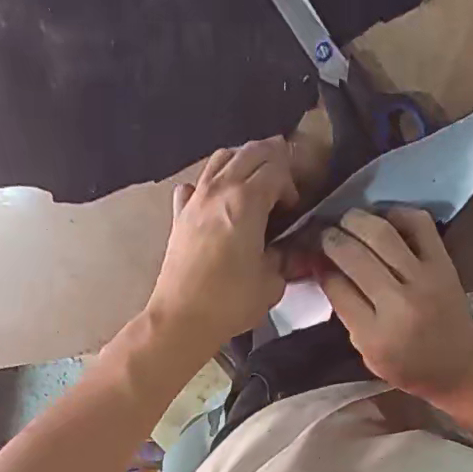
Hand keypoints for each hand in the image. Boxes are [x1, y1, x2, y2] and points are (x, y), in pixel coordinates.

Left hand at [144, 138, 299, 349]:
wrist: (181, 319)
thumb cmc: (229, 303)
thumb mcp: (271, 283)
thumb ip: (283, 259)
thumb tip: (284, 251)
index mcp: (247, 202)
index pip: (277, 168)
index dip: (291, 182)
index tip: (294, 207)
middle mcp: (219, 191)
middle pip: (250, 152)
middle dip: (273, 158)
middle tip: (284, 177)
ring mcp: (195, 201)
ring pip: (220, 159)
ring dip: (242, 161)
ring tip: (254, 179)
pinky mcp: (178, 217)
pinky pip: (194, 185)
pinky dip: (208, 184)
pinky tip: (215, 200)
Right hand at [315, 208, 472, 402]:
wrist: (458, 365)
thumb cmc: (405, 365)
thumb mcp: (365, 349)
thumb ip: (345, 310)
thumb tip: (323, 269)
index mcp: (374, 334)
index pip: (336, 286)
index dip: (317, 264)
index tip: (307, 252)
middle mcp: (398, 302)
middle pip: (354, 255)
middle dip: (330, 238)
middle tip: (320, 231)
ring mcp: (424, 278)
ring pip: (382, 234)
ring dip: (356, 220)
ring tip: (344, 219)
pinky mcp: (443, 262)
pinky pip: (418, 224)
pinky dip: (395, 213)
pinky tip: (380, 217)